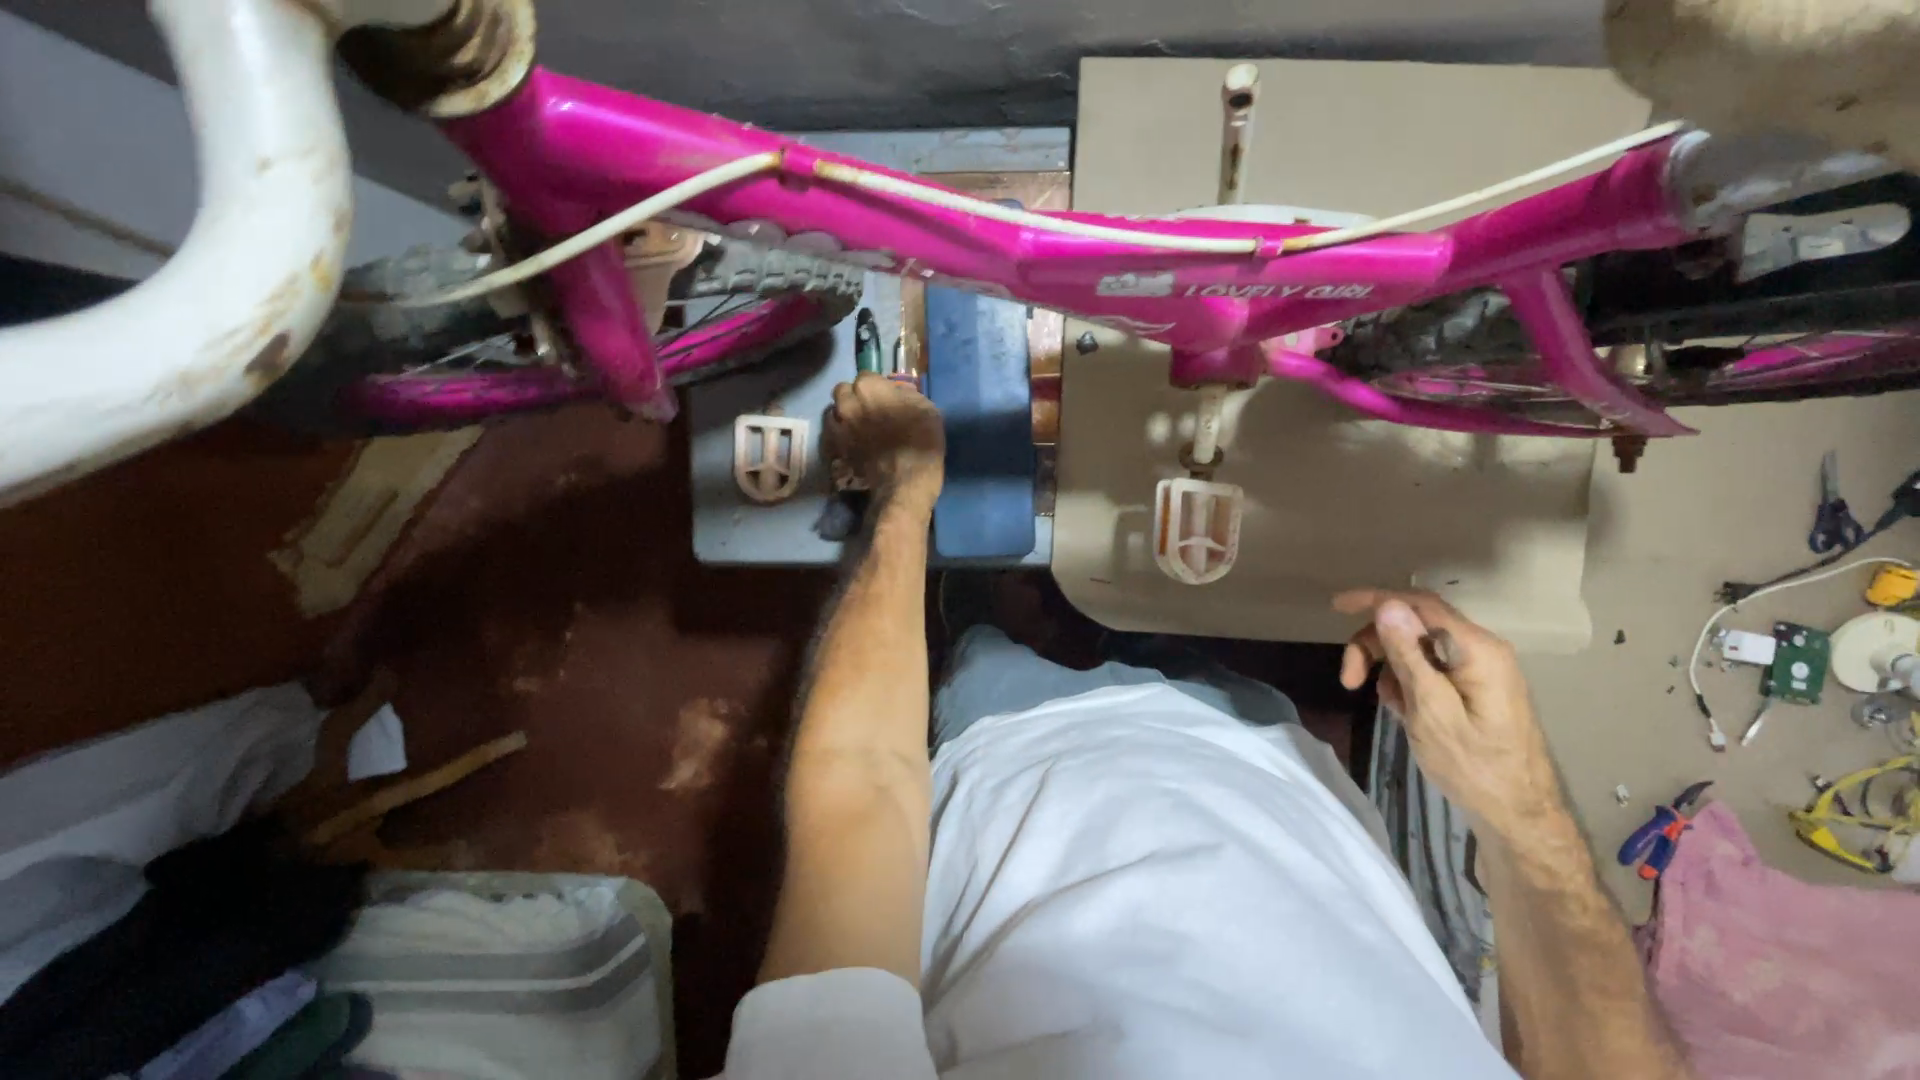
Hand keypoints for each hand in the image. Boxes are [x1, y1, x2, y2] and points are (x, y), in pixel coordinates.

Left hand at [826, 373, 944, 508]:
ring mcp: (839, 424)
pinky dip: (840, 431)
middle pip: (845, 390)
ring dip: (845, 413)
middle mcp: (848, 401)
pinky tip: (852, 438)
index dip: (877, 386)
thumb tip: (895, 392)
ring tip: (858, 424)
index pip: (867, 376)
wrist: (905, 479)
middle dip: (855, 396)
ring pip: (835, 409)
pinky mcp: (836, 445)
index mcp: (870, 387)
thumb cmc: (921, 440)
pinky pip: (832, 431)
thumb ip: (905, 394)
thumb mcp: (926, 408)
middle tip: (870, 408)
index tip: (886, 397)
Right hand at [1333, 588, 1562, 838]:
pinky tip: (1403, 710)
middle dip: (1375, 644)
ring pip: (1418, 647)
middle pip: (1415, 624)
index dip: (1375, 599)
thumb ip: (1409, 656)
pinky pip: (1430, 668)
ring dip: (1388, 666)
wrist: (1516, 814)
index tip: (1335, 606)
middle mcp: (1482, 649)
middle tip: (1349, 681)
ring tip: (1382, 703)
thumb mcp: (1431, 710)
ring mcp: (1480, 668)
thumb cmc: (1473, 766)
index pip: (1420, 604)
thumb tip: (1387, 606)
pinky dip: (1406, 681)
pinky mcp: (1474, 686)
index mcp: (1477, 650)